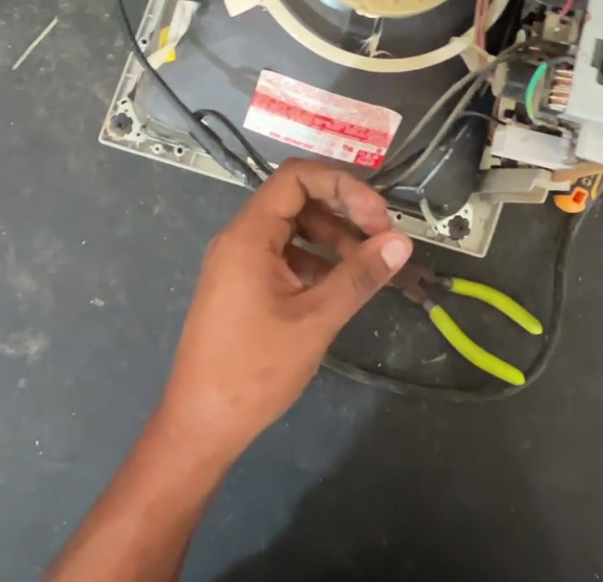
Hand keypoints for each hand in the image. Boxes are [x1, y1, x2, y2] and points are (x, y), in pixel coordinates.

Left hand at [155, 159, 411, 457]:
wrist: (201, 423)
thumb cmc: (254, 370)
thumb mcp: (315, 321)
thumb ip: (358, 276)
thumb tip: (401, 242)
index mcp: (248, 235)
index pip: (296, 177)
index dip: (343, 186)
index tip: (378, 217)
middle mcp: (239, 238)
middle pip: (296, 198)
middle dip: (343, 210)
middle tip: (381, 239)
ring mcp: (238, 261)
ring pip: (292, 228)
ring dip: (332, 237)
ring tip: (366, 266)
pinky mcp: (241, 285)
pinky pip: (282, 254)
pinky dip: (314, 259)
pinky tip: (338, 285)